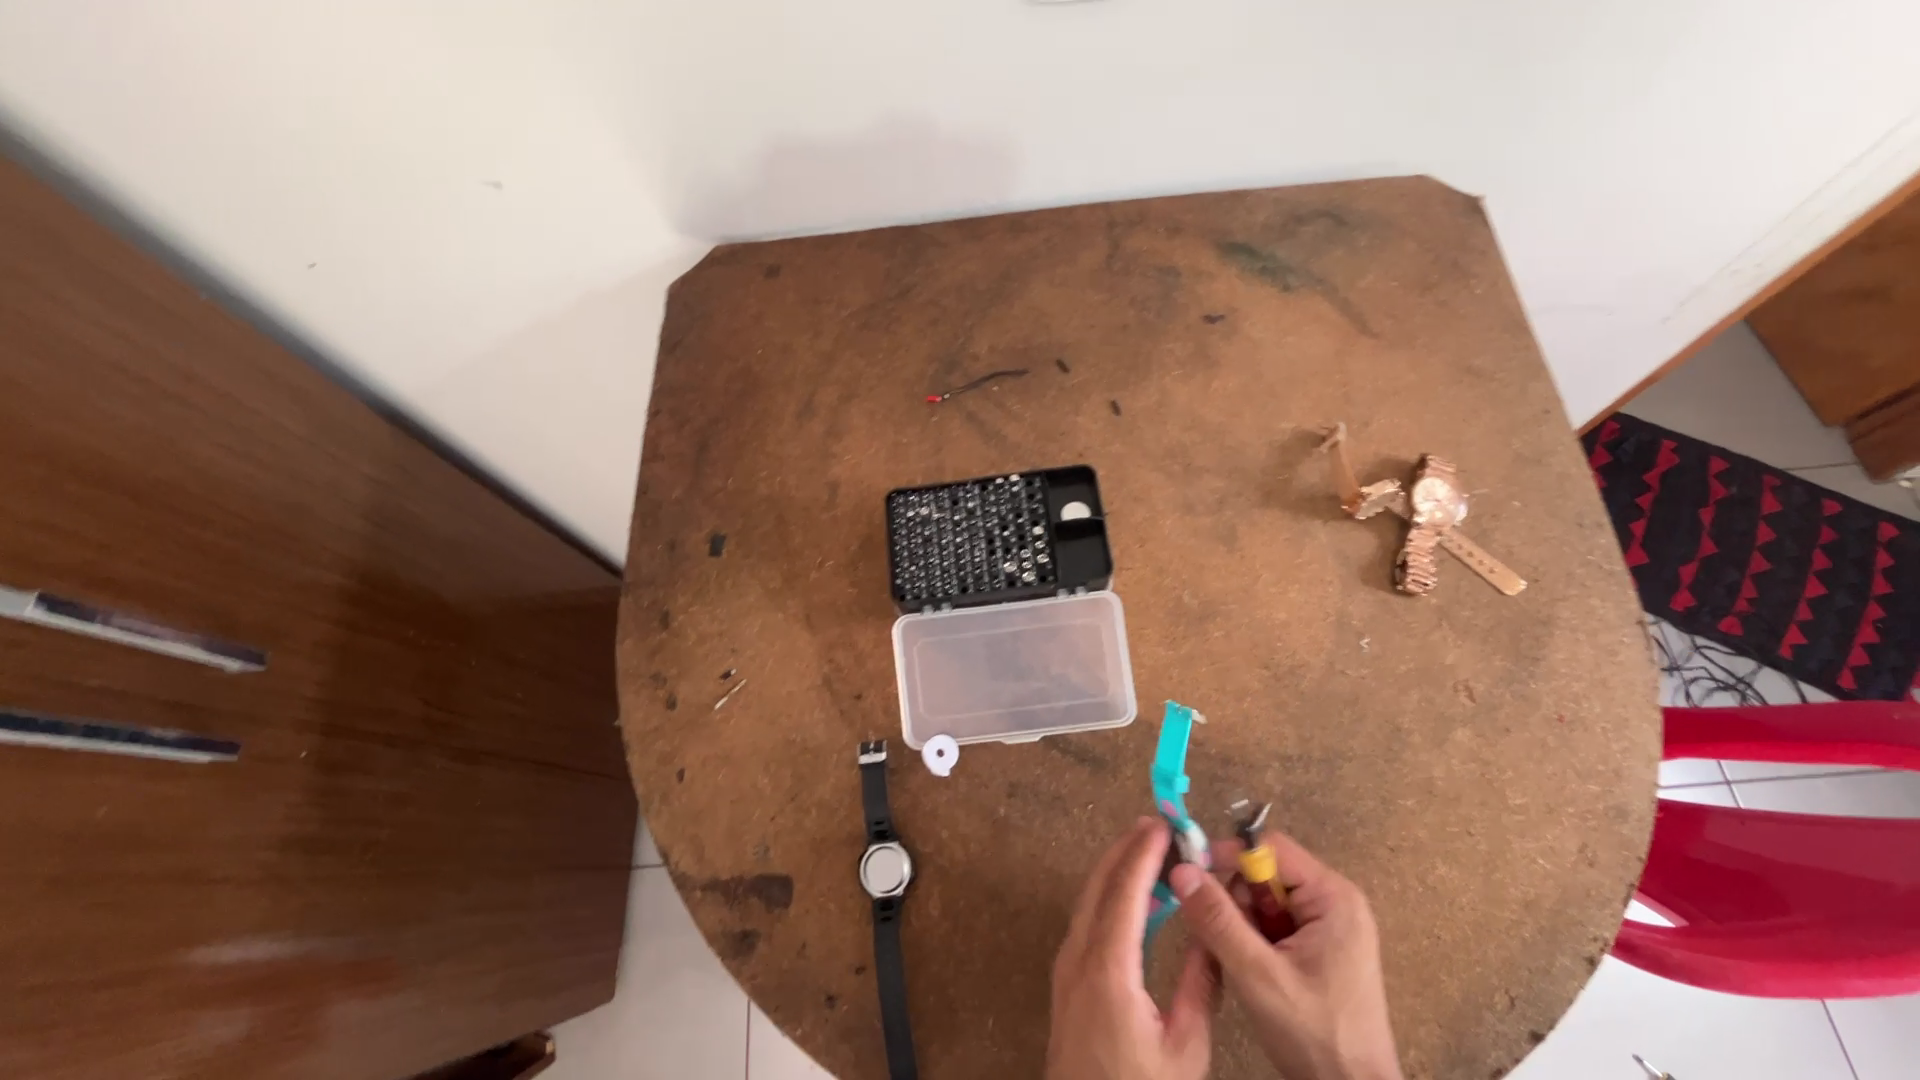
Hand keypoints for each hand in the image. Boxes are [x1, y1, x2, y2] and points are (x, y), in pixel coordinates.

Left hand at [1048, 817, 1218, 1079]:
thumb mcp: (1185, 1047)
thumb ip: (1200, 987)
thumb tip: (1213, 937)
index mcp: (1108, 969)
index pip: (1125, 893)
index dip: (1143, 854)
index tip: (1163, 825)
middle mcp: (1078, 958)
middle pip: (1099, 886)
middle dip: (1125, 850)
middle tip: (1156, 825)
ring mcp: (1066, 968)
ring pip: (1089, 901)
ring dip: (1116, 870)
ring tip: (1147, 850)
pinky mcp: (1066, 980)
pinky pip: (1086, 921)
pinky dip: (1109, 897)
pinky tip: (1133, 899)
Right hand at [1169, 831, 1401, 1079]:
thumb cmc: (1316, 1035)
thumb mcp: (1259, 976)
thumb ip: (1218, 920)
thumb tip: (1180, 870)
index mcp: (1333, 897)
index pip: (1268, 847)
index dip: (1226, 855)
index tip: (1191, 877)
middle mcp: (1333, 901)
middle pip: (1262, 873)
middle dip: (1236, 902)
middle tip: (1229, 943)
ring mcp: (1327, 925)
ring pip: (1261, 900)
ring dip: (1241, 926)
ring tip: (1243, 966)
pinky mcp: (1317, 947)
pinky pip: (1271, 923)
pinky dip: (1252, 941)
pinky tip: (1253, 972)